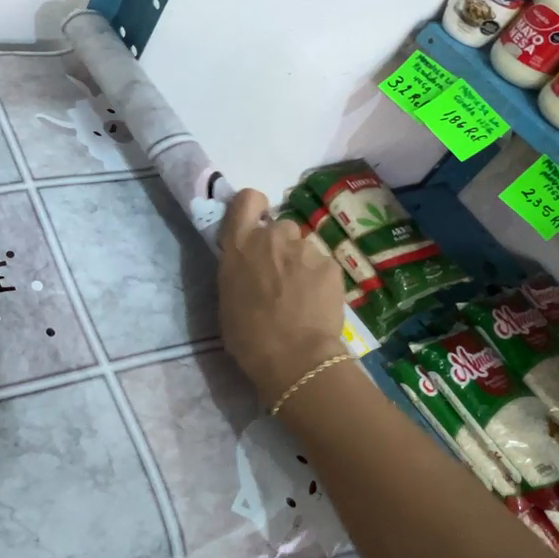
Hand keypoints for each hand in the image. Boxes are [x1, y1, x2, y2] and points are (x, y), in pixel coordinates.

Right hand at [218, 187, 347, 405]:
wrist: (294, 358)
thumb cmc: (248, 335)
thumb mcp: (227, 297)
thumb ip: (238, 270)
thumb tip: (248, 268)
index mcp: (239, 244)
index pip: (247, 199)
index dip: (254, 206)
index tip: (256, 223)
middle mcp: (271, 237)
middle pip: (280, 226)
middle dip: (281, 245)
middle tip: (280, 274)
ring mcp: (304, 249)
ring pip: (304, 247)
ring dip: (301, 263)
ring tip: (302, 294)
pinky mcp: (331, 265)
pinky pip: (323, 265)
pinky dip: (321, 280)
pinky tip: (318, 303)